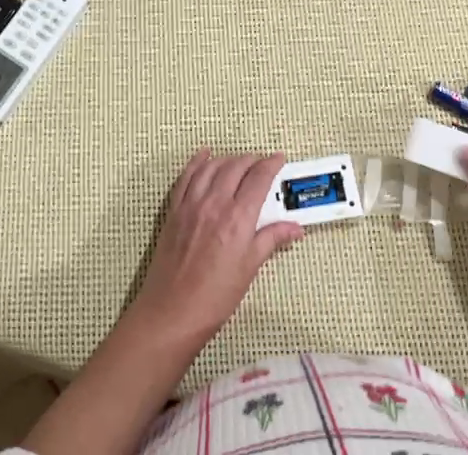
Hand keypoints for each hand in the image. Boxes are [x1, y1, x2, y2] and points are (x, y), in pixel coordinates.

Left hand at [126, 150, 303, 347]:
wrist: (172, 312)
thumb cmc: (215, 297)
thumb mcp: (249, 268)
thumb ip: (271, 240)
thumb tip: (295, 228)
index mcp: (237, 218)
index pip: (258, 178)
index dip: (271, 164)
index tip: (279, 159)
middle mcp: (214, 203)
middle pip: (235, 166)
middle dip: (252, 160)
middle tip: (262, 163)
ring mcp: (191, 204)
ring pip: (211, 167)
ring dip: (228, 159)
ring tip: (239, 161)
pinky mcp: (174, 211)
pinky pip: (186, 176)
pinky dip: (197, 162)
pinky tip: (204, 156)